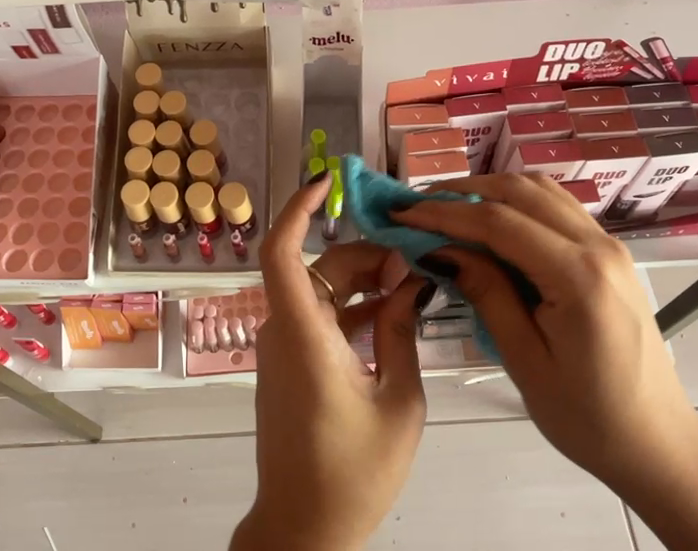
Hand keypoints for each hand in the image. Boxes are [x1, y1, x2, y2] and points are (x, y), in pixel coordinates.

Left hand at [232, 172, 432, 550]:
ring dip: (363, 283)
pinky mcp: (291, 364)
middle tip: (415, 262)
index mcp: (302, 335)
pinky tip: (395, 314)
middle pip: (318, 269)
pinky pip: (321, 318)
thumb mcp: (398, 401)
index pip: (282, 252)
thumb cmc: (353, 473)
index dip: (299, 209)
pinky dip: (354, 310)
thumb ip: (401, 334)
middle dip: (364, 255)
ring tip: (413, 286)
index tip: (328, 182)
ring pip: (322, 292)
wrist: (304, 529)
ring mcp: (284, 347)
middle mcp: (283, 331)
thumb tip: (410, 282)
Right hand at [392, 175, 697, 492]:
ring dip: (490, 190)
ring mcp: (609, 246)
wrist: (657, 443)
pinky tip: (489, 221)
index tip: (400, 214)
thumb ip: (486, 293)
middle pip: (518, 191)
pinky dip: (517, 202)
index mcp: (578, 276)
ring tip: (446, 208)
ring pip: (539, 190)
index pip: (497, 221)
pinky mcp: (610, 254)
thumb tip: (442, 248)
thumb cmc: (588, 416)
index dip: (443, 213)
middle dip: (462, 191)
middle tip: (416, 207)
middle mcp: (598, 246)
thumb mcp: (525, 361)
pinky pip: (557, 208)